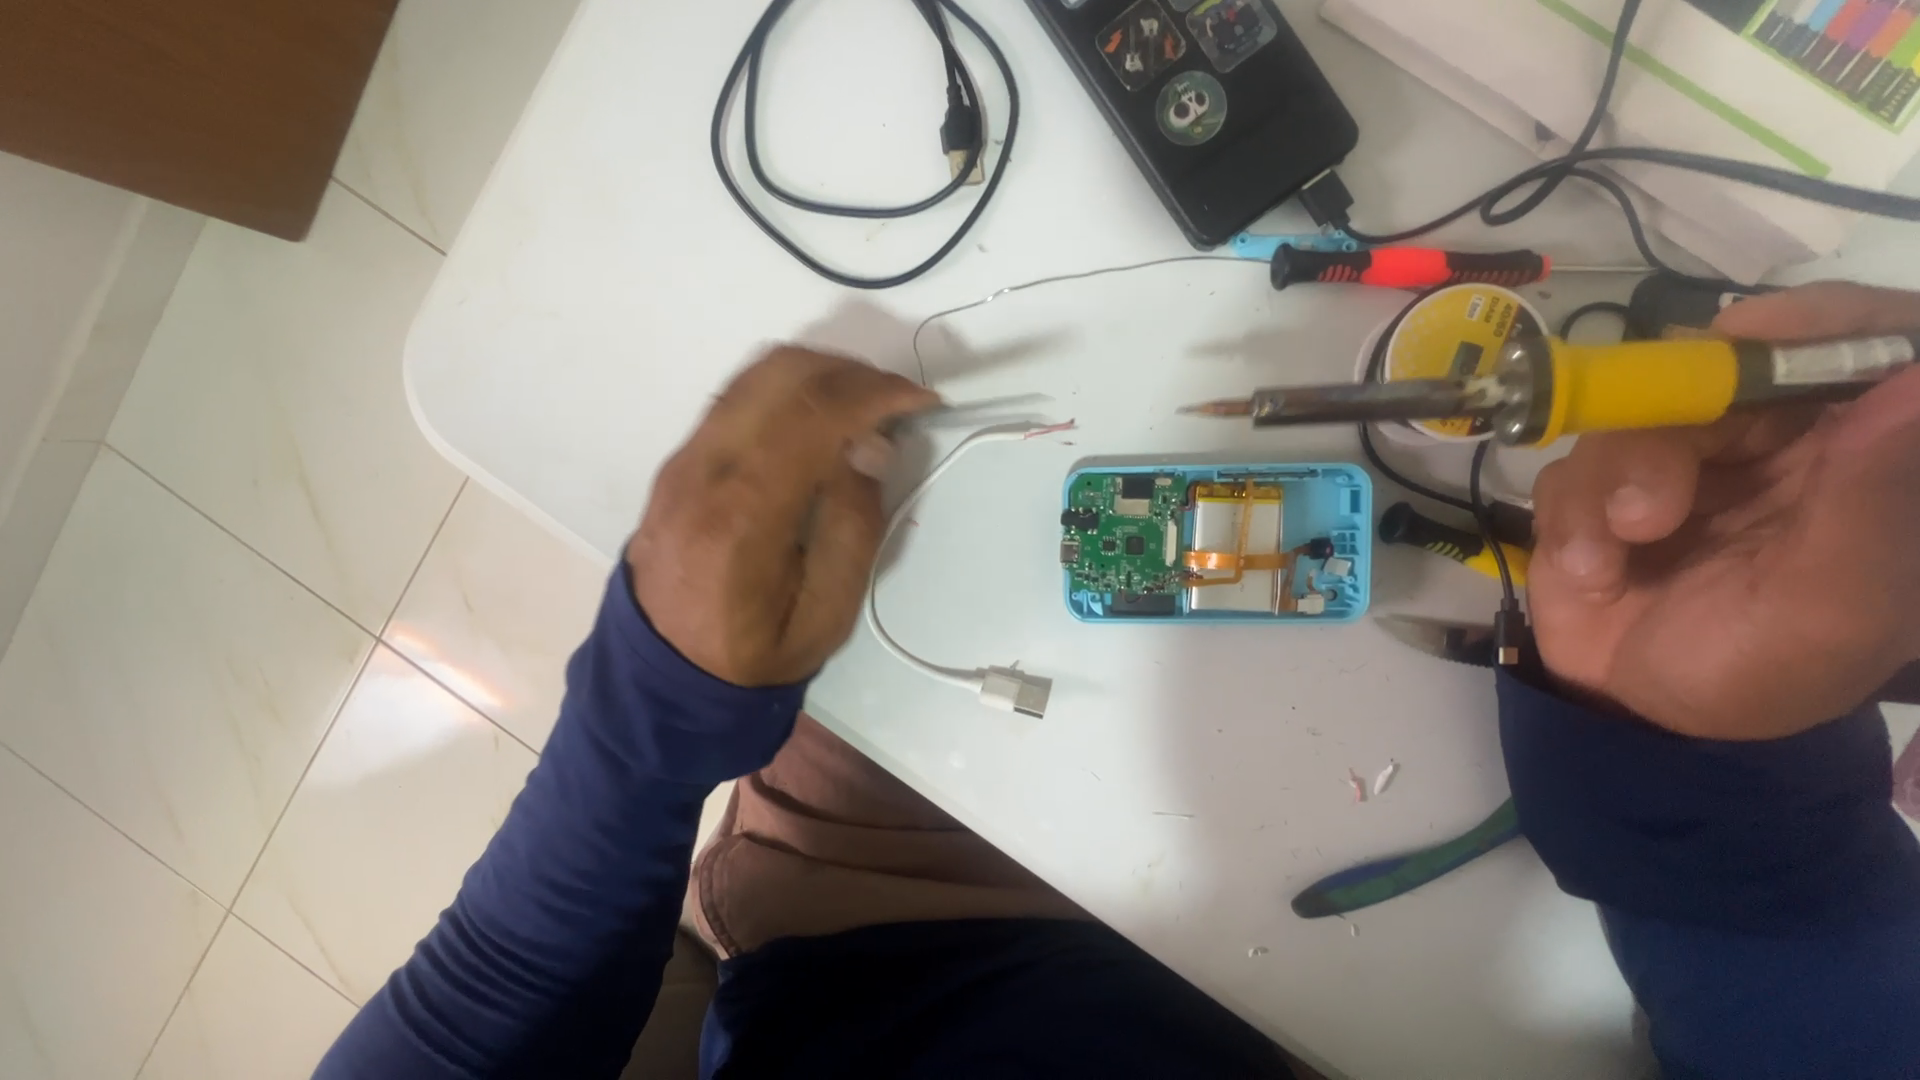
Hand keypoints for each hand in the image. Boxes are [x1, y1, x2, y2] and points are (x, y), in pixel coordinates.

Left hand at [626, 347, 936, 686]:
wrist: (664, 669)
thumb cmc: (756, 649)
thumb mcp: (827, 612)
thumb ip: (853, 525)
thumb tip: (868, 445)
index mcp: (744, 514)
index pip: (813, 414)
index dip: (876, 393)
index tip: (920, 402)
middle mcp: (705, 468)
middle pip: (783, 373)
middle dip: (853, 373)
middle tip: (896, 403)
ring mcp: (685, 458)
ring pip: (757, 373)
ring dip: (821, 374)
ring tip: (863, 407)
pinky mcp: (680, 459)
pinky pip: (739, 396)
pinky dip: (789, 389)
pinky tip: (818, 421)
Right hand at [1528, 282, 1919, 739]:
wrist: (1645, 716)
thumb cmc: (1764, 669)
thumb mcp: (1831, 603)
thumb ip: (1865, 499)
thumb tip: (1918, 380)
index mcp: (1848, 459)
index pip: (1849, 352)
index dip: (1810, 326)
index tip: (1747, 334)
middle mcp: (1760, 449)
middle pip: (1709, 379)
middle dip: (1667, 434)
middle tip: (1649, 510)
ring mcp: (1667, 470)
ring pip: (1622, 423)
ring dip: (1608, 487)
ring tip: (1612, 554)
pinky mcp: (1591, 496)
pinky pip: (1564, 472)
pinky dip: (1566, 521)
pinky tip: (1588, 571)